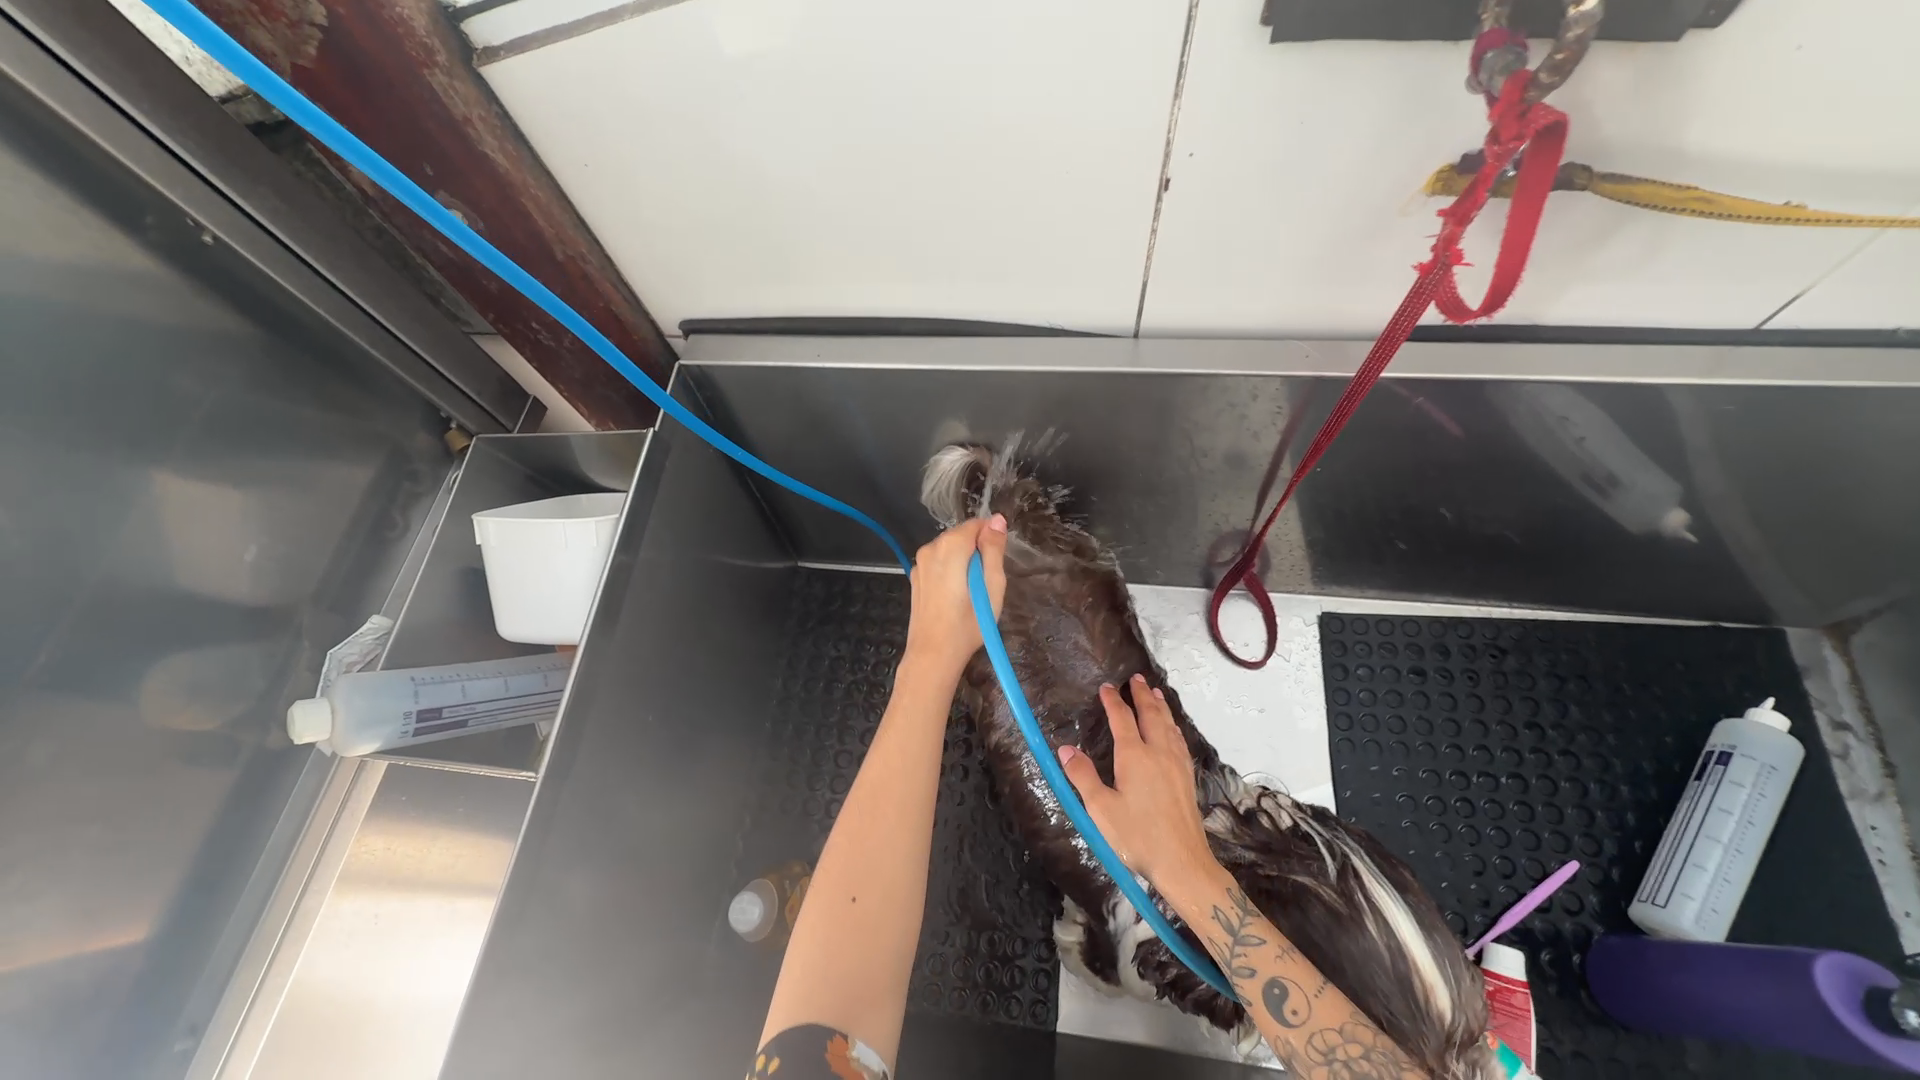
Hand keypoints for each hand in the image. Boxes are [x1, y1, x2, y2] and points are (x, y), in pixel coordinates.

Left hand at [903, 514, 1007, 675]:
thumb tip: (997, 519)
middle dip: (976, 552)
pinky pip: (939, 564)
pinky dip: (950, 572)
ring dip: (963, 563)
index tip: (995, 566)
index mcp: (950, 546)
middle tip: (984, 584)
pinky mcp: (915, 577)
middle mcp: (930, 548)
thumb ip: (994, 549)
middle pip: (962, 536)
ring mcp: (919, 563)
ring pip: (950, 550)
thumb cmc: (969, 623)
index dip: (991, 541)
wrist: (934, 653)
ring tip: (970, 593)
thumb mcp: (992, 586)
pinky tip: (954, 597)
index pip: (977, 524)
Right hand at [1057, 675, 1217, 888]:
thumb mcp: (1101, 808)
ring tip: (1155, 693)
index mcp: (1134, 756)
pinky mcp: (1187, 776)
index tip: (1106, 687)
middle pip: (1150, 714)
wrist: (1182, 860)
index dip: (1113, 701)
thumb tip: (1066, 749)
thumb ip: (1083, 776)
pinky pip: (1179, 739)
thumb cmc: (1136, 836)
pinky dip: (1173, 725)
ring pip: (1169, 725)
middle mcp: (1158, 752)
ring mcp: (1176, 763)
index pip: (1122, 719)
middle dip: (1141, 694)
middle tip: (1135, 678)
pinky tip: (1173, 729)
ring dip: (1160, 706)